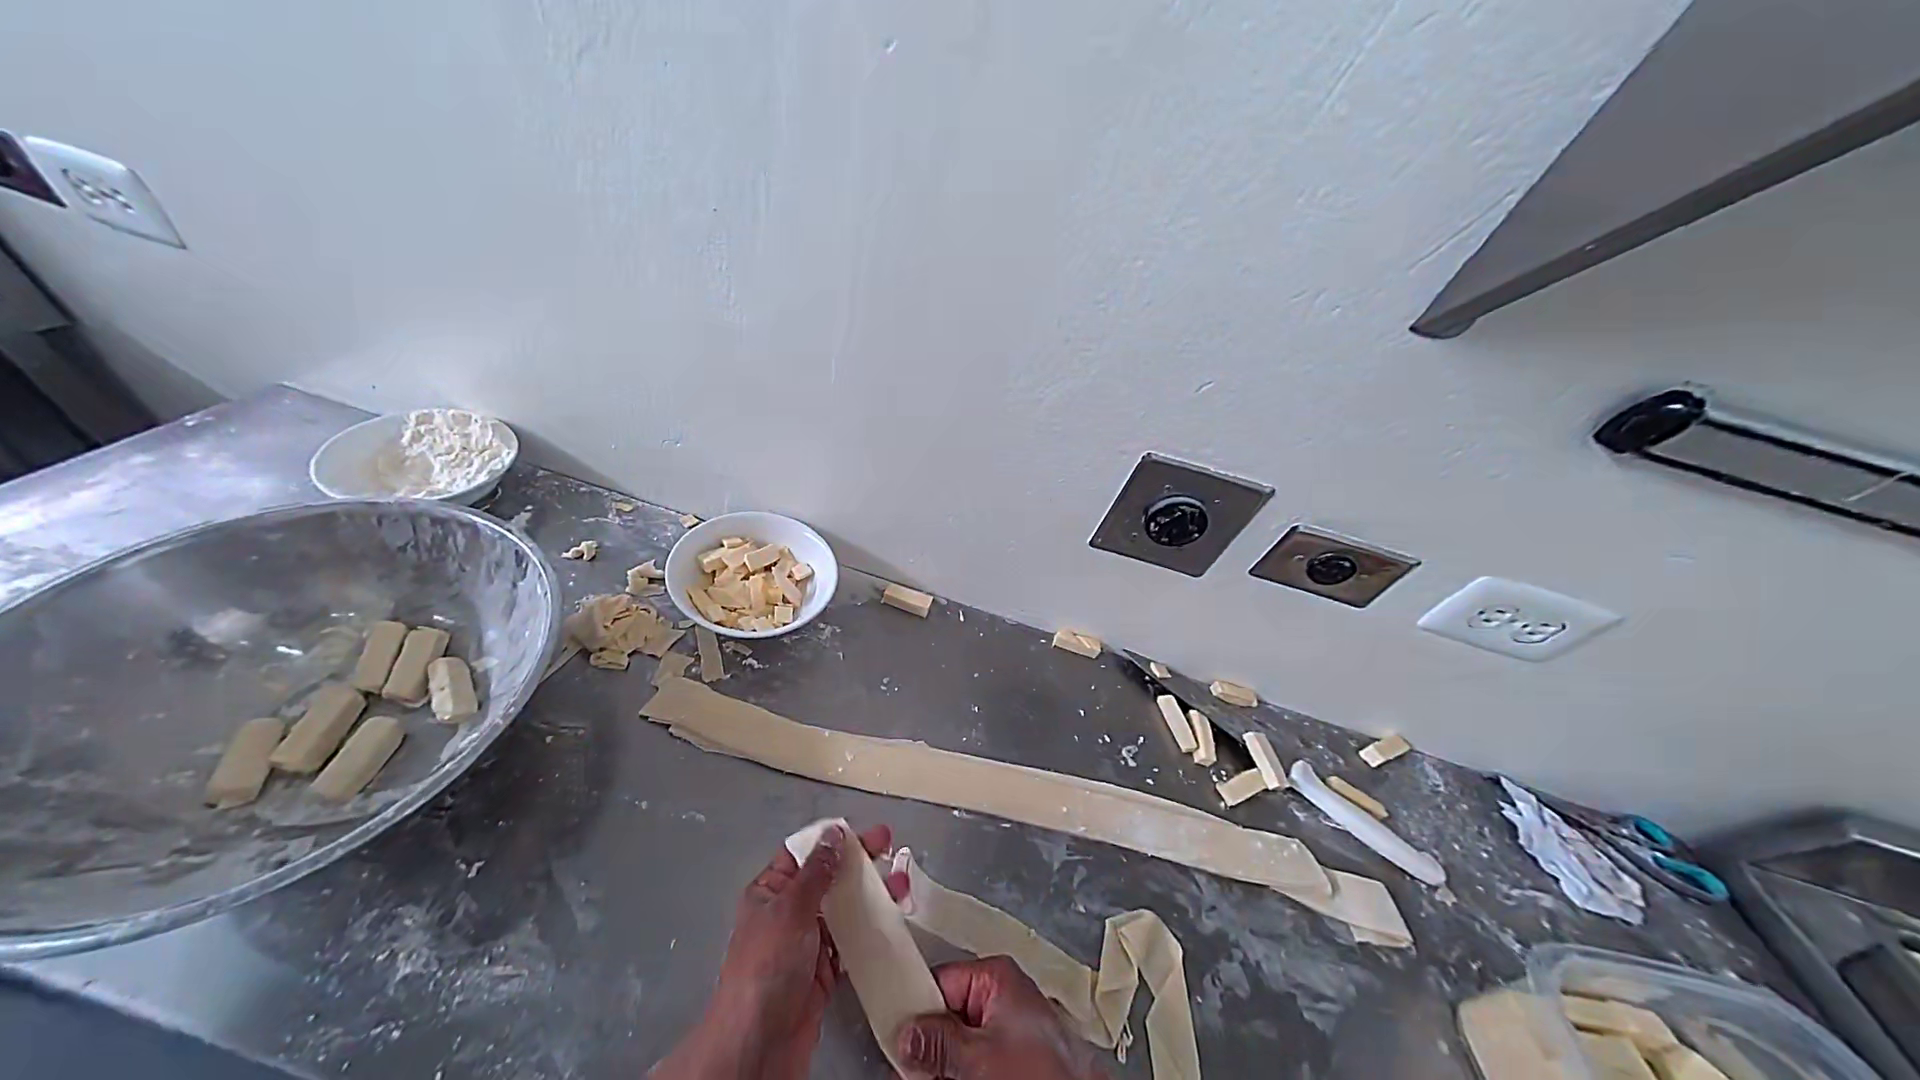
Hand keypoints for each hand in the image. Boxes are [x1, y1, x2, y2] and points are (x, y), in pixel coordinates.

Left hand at [652, 822, 895, 1079]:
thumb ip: (816, 872)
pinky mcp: (825, 971)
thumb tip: (834, 835)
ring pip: (844, 908)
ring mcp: (807, 943)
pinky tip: (891, 919)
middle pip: (828, 878)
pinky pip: (852, 941)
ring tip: (900, 884)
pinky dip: (871, 929)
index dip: (832, 839)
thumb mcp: (790, 910)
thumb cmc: (766, 968)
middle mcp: (788, 913)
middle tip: (891, 848)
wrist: (759, 1044)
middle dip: (859, 863)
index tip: (863, 831)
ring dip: (871, 894)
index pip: (803, 853)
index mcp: (770, 892)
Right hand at [895, 956, 1109, 1078]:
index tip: (899, 1035)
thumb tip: (907, 1032)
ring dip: (944, 1060)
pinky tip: (952, 1076)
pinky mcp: (1012, 1053)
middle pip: (948, 1012)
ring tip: (937, 1074)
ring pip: (959, 1038)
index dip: (918, 1009)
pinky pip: (975, 1053)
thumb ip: (937, 1040)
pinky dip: (961, 1069)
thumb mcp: (977, 1057)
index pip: (940, 981)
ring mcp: (1008, 1026)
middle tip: (917, 1066)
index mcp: (996, 978)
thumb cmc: (1041, 1073)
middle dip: (931, 1041)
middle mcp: (1002, 995)